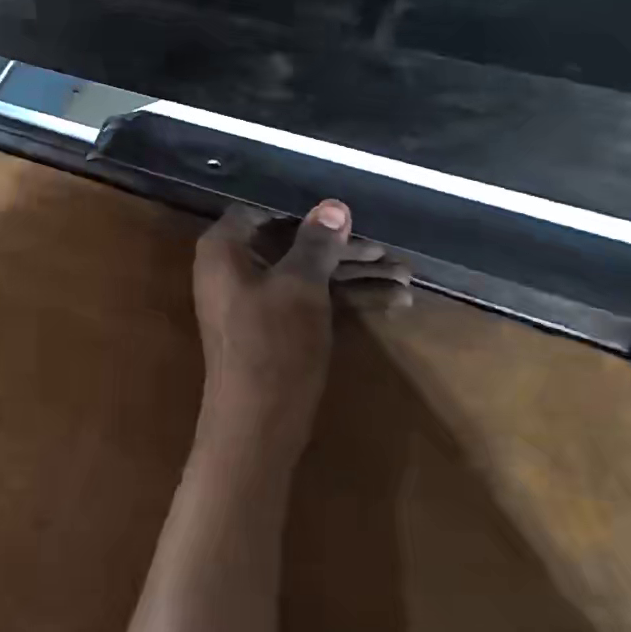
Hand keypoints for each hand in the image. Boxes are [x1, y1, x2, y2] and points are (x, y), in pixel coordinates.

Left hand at [191, 201, 409, 445]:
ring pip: (307, 273)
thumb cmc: (273, 344)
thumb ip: (317, 243)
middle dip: (343, 247)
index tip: (343, 210)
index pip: (262, 210)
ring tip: (406, 275)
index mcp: (224, 248)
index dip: (303, 209)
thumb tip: (335, 205)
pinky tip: (395, 301)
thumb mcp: (301, 286)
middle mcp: (234, 267)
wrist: (257, 426)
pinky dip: (346, 299)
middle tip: (387, 248)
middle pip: (292, 243)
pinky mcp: (274, 327)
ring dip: (354, 273)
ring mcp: (255, 299)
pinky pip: (310, 300)